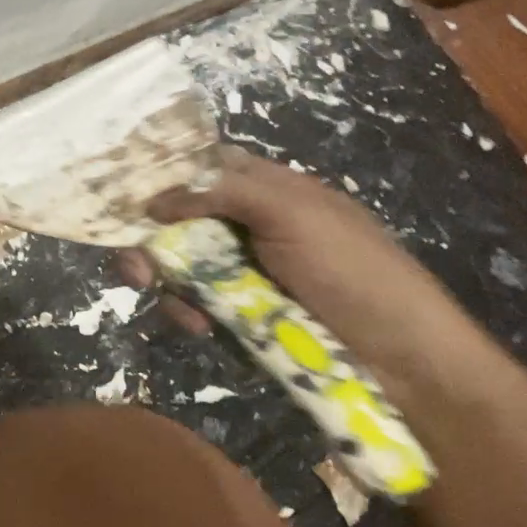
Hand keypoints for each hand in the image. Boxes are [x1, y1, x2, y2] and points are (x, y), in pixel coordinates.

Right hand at [117, 147, 489, 384]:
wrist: (405, 359)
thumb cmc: (355, 272)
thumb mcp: (294, 214)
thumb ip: (223, 192)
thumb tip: (151, 199)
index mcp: (269, 190)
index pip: (202, 167)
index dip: (161, 175)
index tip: (121, 193)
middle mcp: (249, 224)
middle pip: (176, 216)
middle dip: (147, 238)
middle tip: (135, 268)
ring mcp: (241, 270)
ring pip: (176, 261)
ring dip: (163, 280)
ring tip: (168, 302)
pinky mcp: (238, 311)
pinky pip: (191, 300)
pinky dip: (185, 311)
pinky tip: (199, 326)